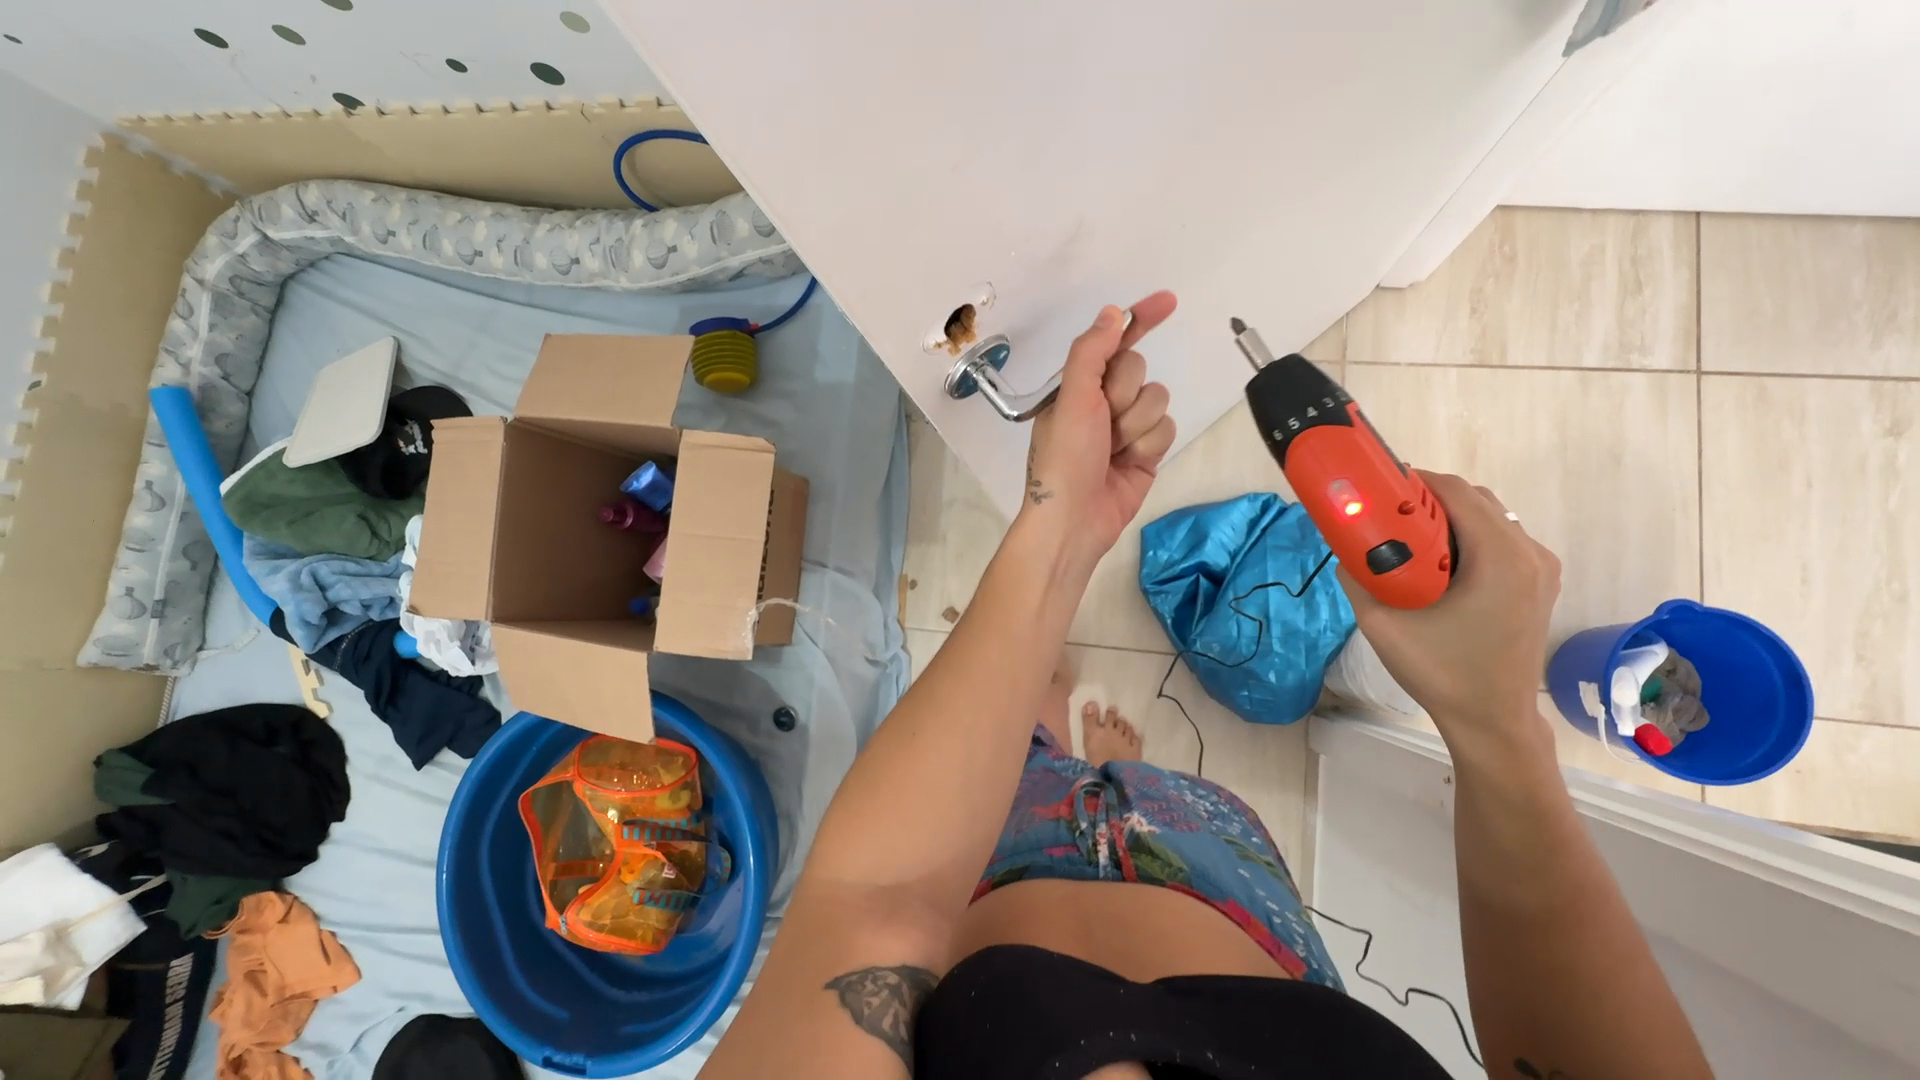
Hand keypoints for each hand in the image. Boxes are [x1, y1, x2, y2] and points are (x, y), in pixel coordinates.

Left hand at [1020, 291, 1178, 560]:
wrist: (1075, 519)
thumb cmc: (1064, 458)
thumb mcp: (1071, 399)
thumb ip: (1092, 353)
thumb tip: (1113, 313)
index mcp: (1079, 386)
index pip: (1114, 343)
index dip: (1140, 320)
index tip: (1168, 301)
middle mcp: (1103, 402)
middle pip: (1139, 369)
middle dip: (1123, 395)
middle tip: (1101, 422)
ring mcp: (1127, 427)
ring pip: (1157, 400)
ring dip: (1136, 425)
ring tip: (1112, 450)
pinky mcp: (1147, 452)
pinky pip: (1166, 429)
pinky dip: (1149, 446)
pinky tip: (1128, 464)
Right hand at [1336, 472, 1560, 751]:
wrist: (1492, 719)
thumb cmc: (1441, 672)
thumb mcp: (1382, 624)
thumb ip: (1357, 578)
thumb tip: (1341, 545)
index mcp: (1499, 557)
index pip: (1456, 493)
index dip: (1414, 482)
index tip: (1377, 490)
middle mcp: (1529, 553)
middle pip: (1475, 500)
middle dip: (1428, 499)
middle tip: (1385, 516)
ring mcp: (1539, 568)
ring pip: (1490, 518)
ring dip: (1448, 518)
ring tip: (1407, 540)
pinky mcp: (1538, 583)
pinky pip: (1500, 540)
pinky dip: (1467, 538)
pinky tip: (1436, 563)